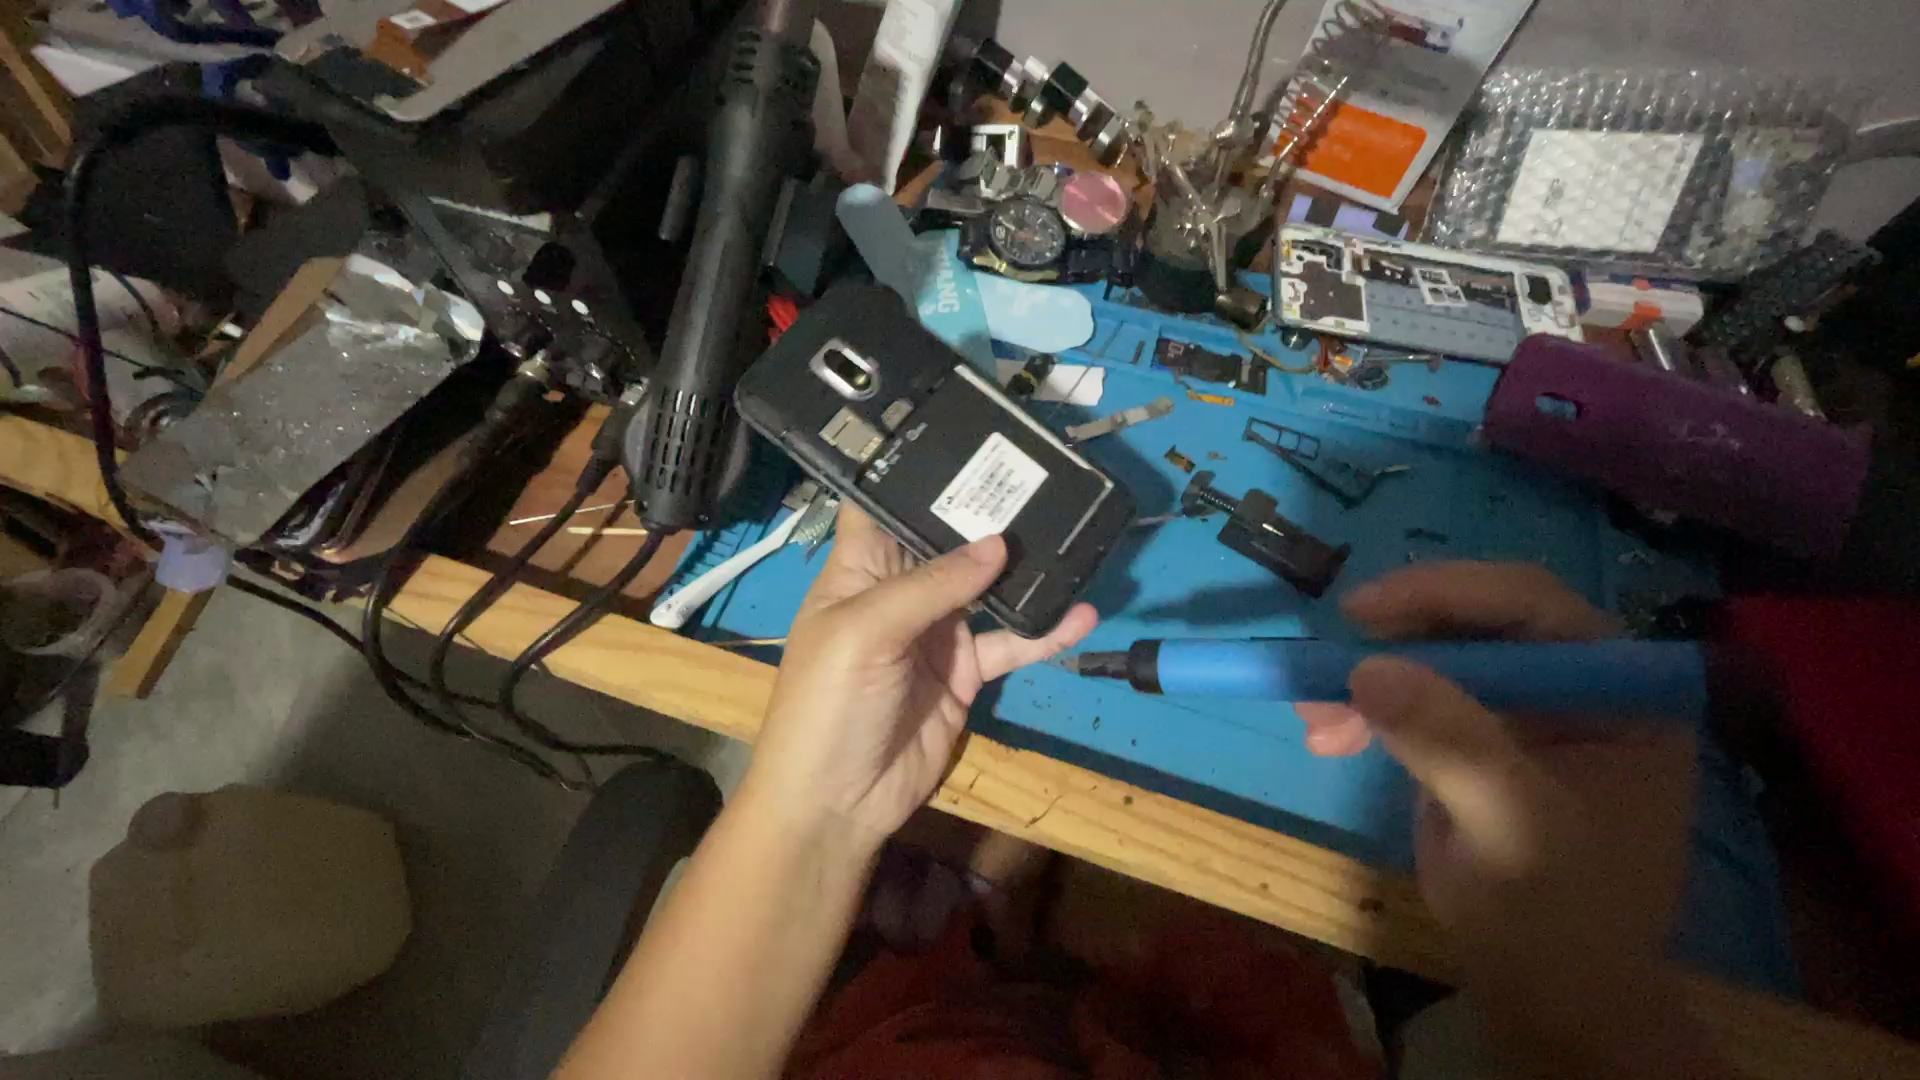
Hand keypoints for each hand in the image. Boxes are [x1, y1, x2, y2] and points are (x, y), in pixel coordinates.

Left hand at [741, 505, 1097, 851]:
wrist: (839, 804)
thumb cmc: (828, 706)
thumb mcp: (865, 634)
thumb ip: (930, 587)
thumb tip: (997, 544)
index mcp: (860, 570)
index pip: (883, 506)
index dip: (914, 474)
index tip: (961, 440)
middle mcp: (900, 591)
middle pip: (947, 540)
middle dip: (987, 514)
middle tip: (1040, 479)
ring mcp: (937, 631)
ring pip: (988, 588)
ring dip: (1025, 569)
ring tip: (1072, 536)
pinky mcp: (966, 671)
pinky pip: (1010, 641)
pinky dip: (1044, 630)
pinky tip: (1080, 616)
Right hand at [1298, 561, 1696, 968]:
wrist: (1541, 984)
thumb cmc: (1556, 913)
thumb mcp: (1510, 826)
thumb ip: (1452, 743)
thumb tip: (1367, 668)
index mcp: (1617, 692)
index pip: (1532, 606)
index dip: (1444, 592)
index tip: (1361, 612)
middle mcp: (1570, 685)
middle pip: (1469, 621)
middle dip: (1391, 643)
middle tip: (1326, 665)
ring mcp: (1514, 708)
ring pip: (1424, 655)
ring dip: (1363, 678)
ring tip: (1313, 719)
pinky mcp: (1466, 731)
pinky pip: (1404, 693)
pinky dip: (1357, 706)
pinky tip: (1325, 734)